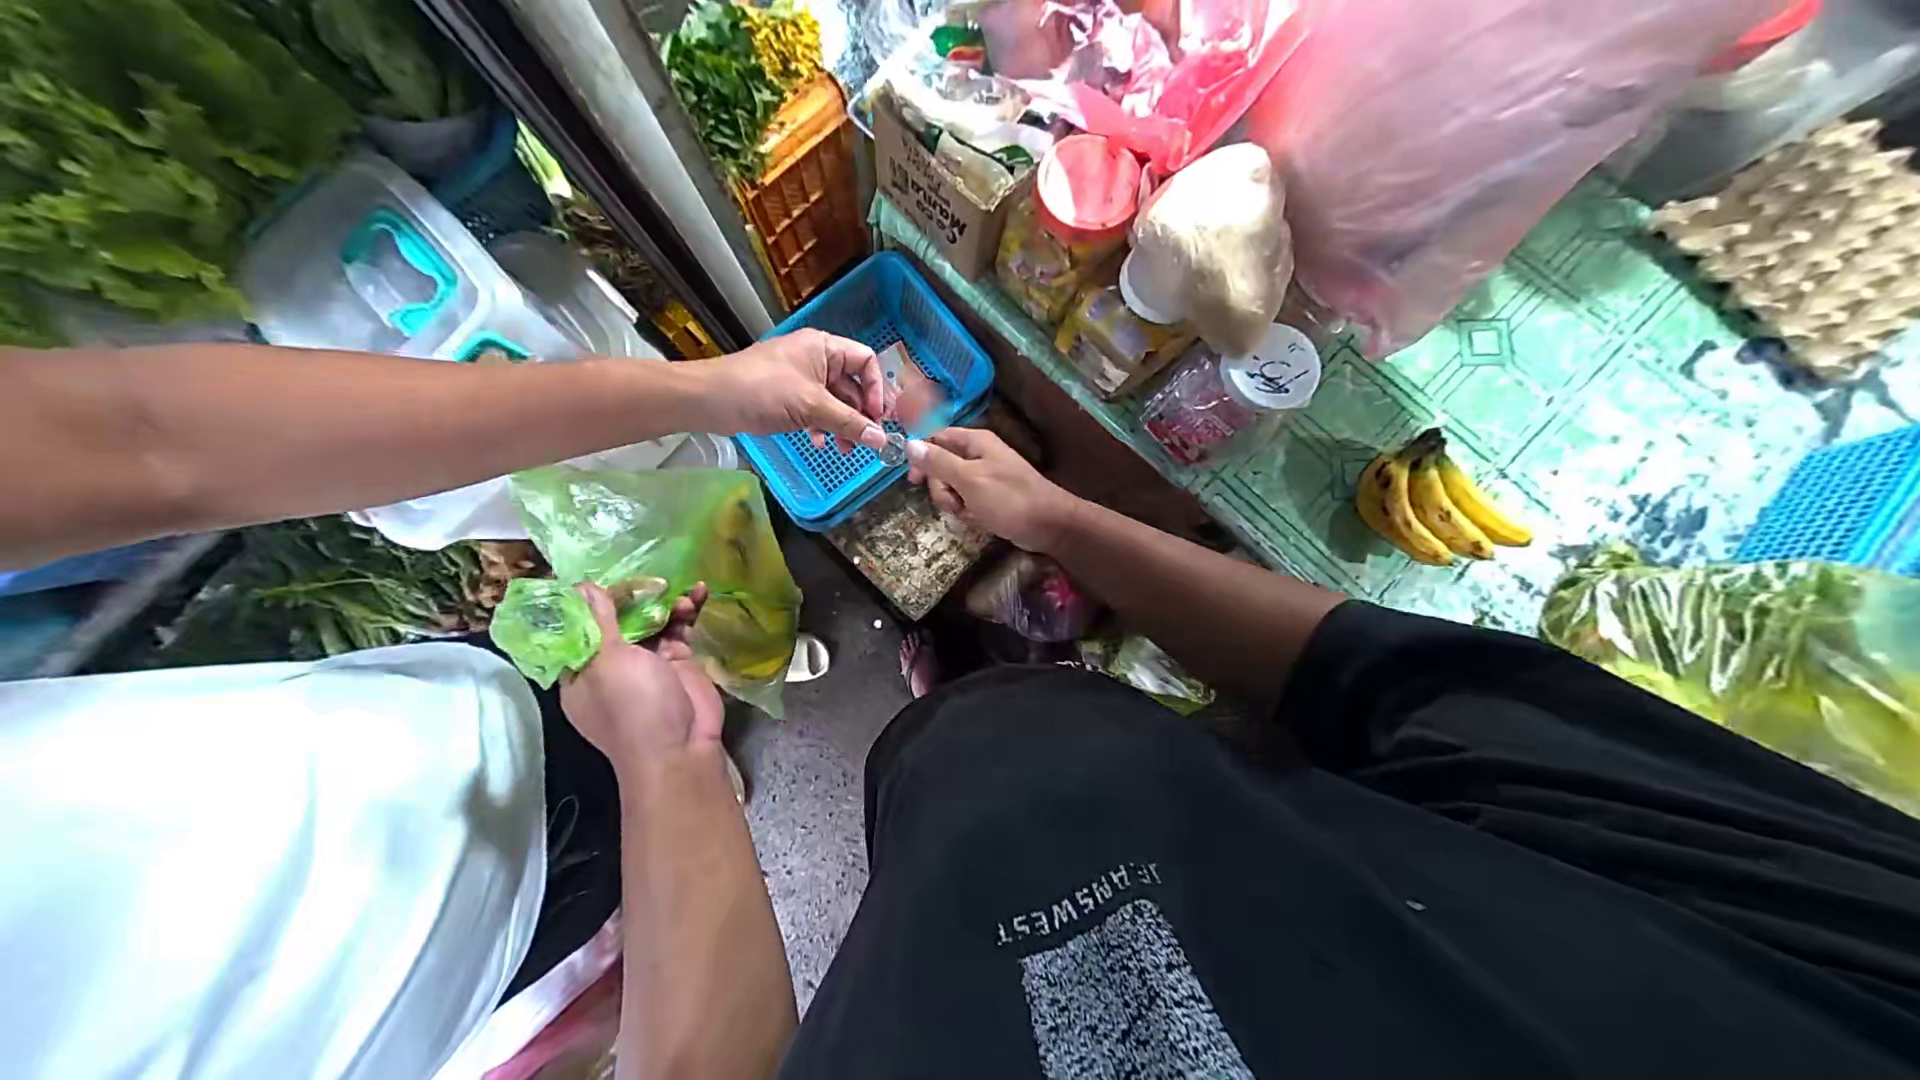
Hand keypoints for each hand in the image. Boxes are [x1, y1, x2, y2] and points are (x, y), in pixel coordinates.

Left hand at [561, 581, 724, 774]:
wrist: (680, 745)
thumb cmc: (634, 706)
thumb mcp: (609, 661)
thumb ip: (601, 621)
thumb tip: (582, 586)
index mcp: (582, 670)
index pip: (581, 626)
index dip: (593, 600)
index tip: (605, 575)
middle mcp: (611, 665)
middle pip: (619, 620)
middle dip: (636, 597)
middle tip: (652, 578)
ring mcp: (646, 664)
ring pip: (652, 622)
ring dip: (666, 604)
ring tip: (683, 595)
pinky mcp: (678, 662)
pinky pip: (679, 629)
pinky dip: (688, 612)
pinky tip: (700, 593)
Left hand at [691, 329, 888, 452]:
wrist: (711, 400)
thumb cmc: (762, 391)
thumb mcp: (811, 406)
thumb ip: (849, 423)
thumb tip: (881, 439)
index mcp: (824, 348)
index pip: (866, 361)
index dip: (876, 388)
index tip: (877, 416)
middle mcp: (816, 359)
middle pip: (853, 386)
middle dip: (860, 414)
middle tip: (867, 440)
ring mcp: (802, 378)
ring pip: (835, 402)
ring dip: (843, 425)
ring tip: (844, 449)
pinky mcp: (789, 397)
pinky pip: (817, 410)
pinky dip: (822, 426)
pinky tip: (820, 443)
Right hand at [905, 427, 1081, 552]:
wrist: (1048, 525)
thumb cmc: (1009, 498)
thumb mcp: (969, 479)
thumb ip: (938, 462)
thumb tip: (910, 443)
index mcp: (974, 442)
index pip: (936, 439)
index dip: (922, 458)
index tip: (914, 480)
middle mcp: (978, 455)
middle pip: (941, 468)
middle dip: (943, 490)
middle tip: (956, 502)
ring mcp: (984, 478)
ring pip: (951, 489)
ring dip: (956, 505)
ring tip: (972, 513)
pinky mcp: (989, 498)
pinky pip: (966, 502)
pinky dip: (969, 513)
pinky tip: (980, 520)